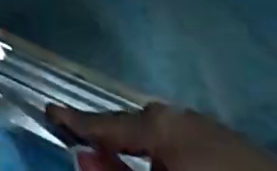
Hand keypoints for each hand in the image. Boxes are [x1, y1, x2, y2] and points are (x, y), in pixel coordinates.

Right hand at [48, 103, 276, 170]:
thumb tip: (83, 158)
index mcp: (157, 122)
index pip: (104, 123)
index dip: (74, 122)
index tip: (49, 112)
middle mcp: (175, 117)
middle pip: (129, 129)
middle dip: (107, 142)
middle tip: (86, 152)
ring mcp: (204, 129)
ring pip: (156, 140)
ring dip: (137, 156)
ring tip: (120, 160)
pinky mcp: (228, 146)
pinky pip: (180, 147)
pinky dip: (163, 159)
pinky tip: (162, 165)